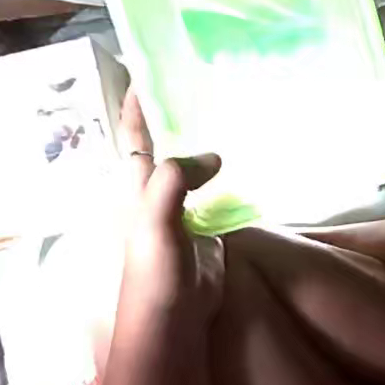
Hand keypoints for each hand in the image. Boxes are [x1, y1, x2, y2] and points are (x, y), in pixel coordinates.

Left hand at [115, 89, 223, 331]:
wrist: (175, 315)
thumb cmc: (154, 270)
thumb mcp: (155, 221)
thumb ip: (174, 182)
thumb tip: (213, 155)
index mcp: (136, 186)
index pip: (135, 136)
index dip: (138, 105)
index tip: (147, 69)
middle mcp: (159, 191)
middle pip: (166, 146)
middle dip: (177, 117)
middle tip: (203, 85)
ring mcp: (186, 209)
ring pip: (196, 168)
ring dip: (208, 145)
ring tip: (232, 116)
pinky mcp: (210, 226)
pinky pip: (221, 194)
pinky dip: (232, 178)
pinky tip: (249, 164)